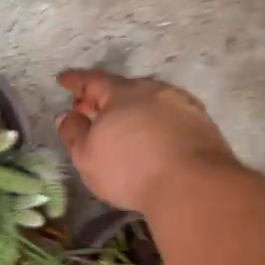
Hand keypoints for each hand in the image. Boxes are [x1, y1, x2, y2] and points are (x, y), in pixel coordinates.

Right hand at [55, 69, 243, 213]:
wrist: (192, 184)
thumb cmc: (128, 168)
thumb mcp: (86, 155)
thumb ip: (73, 132)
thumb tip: (68, 115)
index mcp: (123, 94)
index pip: (94, 81)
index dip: (76, 80)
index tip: (63, 79)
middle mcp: (155, 91)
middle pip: (125, 89)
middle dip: (104, 97)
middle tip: (89, 110)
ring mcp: (183, 105)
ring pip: (149, 101)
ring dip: (131, 109)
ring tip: (120, 126)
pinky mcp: (202, 123)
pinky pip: (167, 115)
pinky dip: (152, 121)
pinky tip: (147, 137)